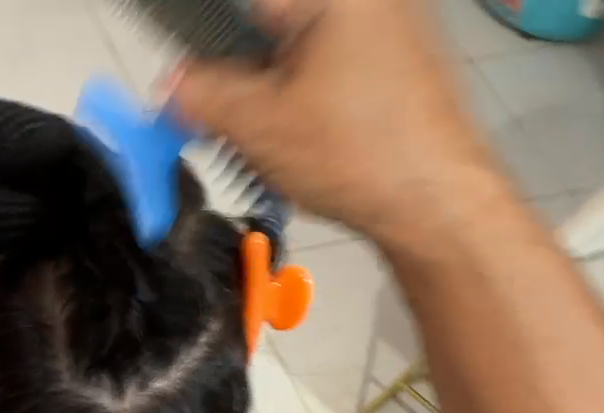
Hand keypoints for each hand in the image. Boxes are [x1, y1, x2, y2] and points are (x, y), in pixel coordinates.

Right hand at [170, 0, 509, 246]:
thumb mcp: (257, 124)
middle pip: (272, 29)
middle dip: (239, 76)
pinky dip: (303, 106)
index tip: (188, 88)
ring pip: (299, 56)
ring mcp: (389, 29)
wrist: (435, 202)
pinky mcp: (398, 67)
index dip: (205, 46)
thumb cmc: (355, 153)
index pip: (243, 8)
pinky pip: (330, 74)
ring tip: (265, 144)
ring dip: (269, 97)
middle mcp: (367, 1)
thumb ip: (199, 97)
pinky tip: (300, 146)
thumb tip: (168, 86)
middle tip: (220, 123)